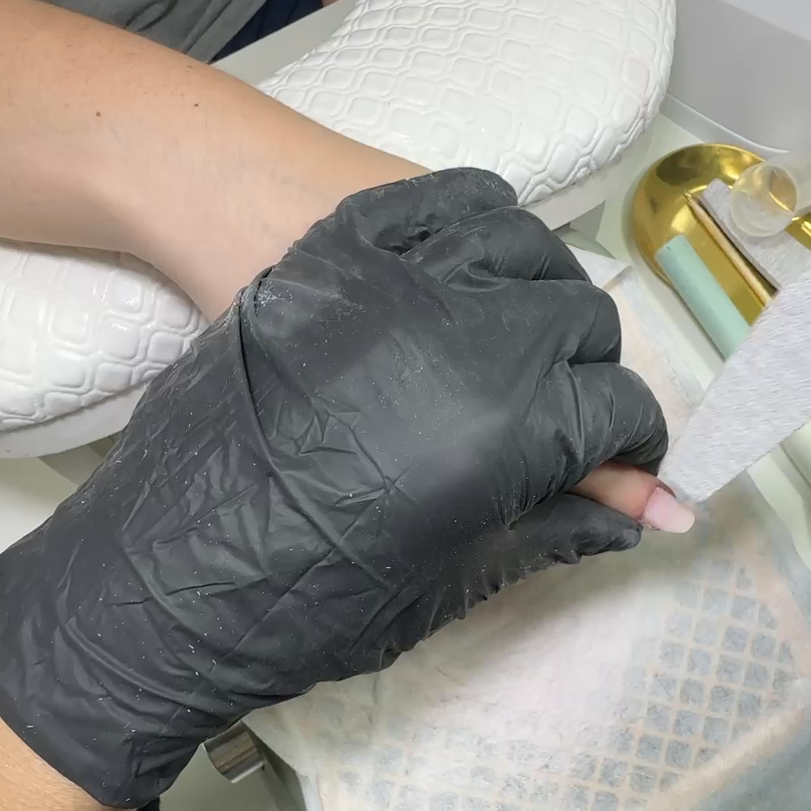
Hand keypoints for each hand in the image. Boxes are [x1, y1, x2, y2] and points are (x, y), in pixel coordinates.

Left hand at [0, 169, 669, 806]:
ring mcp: (395, 282)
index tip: (625, 472)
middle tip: (560, 428)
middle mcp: (461, 339)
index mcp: (497, 435)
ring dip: (548, 299)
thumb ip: (556, 530)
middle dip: (594, 380)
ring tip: (523, 351)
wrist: (161, 581)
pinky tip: (478, 276)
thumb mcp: (448, 583)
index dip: (637, 449)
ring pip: (530, 249)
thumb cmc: (307, 608)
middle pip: (586, 322)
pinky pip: (449, 201)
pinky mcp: (340, 252)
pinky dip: (486, 228)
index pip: (620, 410)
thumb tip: (650, 513)